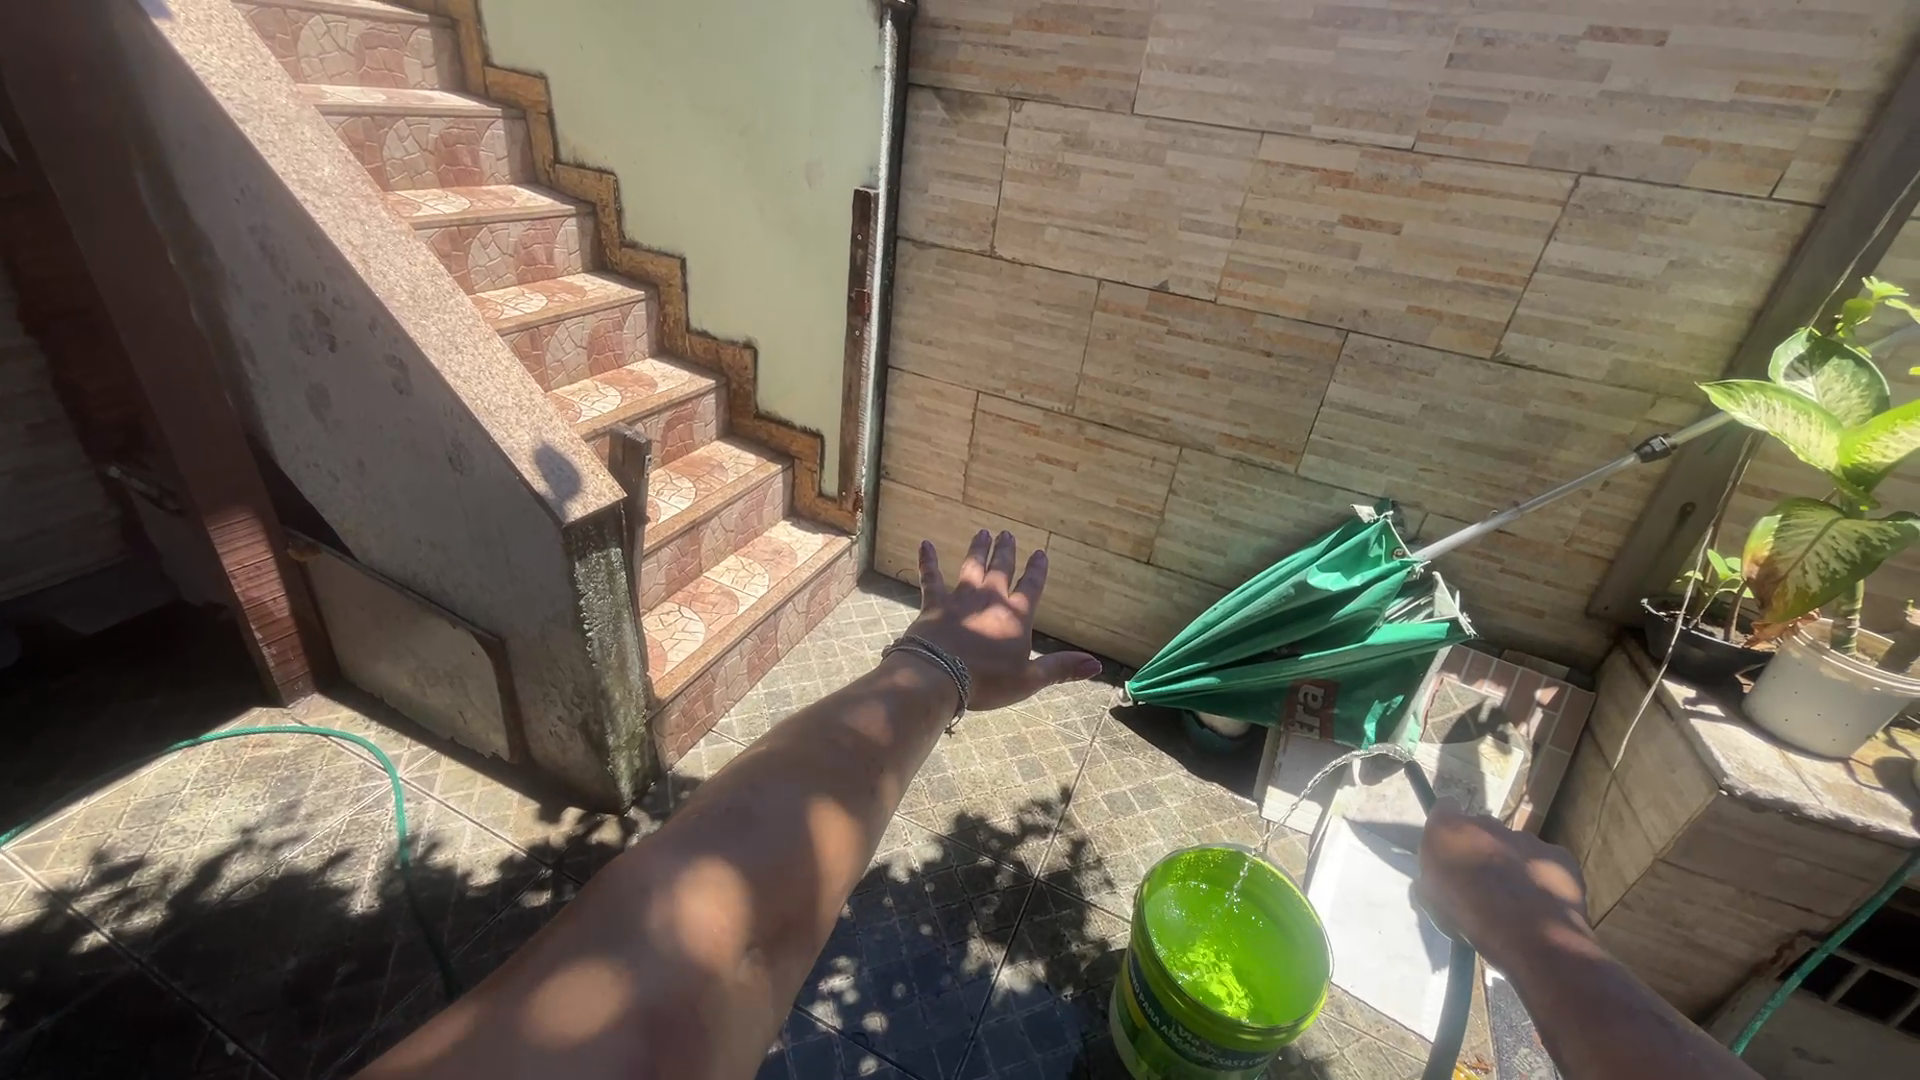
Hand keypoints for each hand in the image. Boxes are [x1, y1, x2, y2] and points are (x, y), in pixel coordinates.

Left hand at [906, 530, 1102, 711]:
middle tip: (1007, 534)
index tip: (1040, 553)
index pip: (1030, 587)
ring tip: (982, 533)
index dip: (1037, 570)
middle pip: (1001, 569)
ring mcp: (961, 598)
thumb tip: (1097, 664)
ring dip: (977, 549)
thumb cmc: (987, 681)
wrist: (940, 676)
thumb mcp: (1029, 679)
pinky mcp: (934, 604)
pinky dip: (928, 560)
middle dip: (1005, 551)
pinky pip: (931, 577)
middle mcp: (990, 599)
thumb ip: (1061, 668)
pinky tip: (925, 544)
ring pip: (972, 567)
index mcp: (1016, 616)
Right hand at [1417, 806, 1591, 965]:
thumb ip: (1432, 874)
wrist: (1526, 933)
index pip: (1443, 809)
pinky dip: (1544, 874)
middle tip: (1482, 876)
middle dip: (1482, 845)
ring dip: (1513, 861)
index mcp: (1448, 827)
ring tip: (1517, 895)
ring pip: (1516, 844)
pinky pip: (1548, 861)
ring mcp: (1526, 838)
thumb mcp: (1429, 896)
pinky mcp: (1559, 857)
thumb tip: (1438, 877)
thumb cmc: (1465, 913)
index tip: (1448, 842)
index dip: (1446, 825)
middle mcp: (1486, 823)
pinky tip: (1544, 900)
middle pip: (1482, 826)